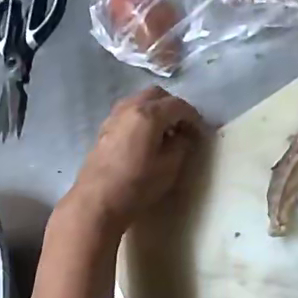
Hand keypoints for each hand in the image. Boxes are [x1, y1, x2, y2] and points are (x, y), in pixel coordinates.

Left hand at [65, 86, 203, 233]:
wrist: (97, 202)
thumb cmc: (137, 185)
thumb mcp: (169, 168)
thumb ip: (182, 146)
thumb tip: (184, 136)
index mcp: (148, 114)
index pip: (178, 105)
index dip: (193, 117)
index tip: (200, 132)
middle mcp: (129, 108)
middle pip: (156, 95)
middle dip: (173, 107)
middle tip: (182, 128)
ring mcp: (113, 117)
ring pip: (139, 102)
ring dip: (155, 111)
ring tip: (164, 134)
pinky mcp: (103, 130)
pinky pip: (127, 114)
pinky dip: (140, 119)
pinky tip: (145, 140)